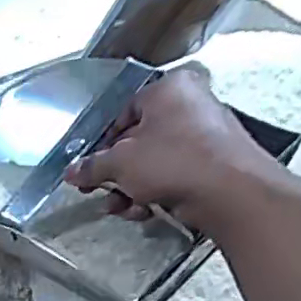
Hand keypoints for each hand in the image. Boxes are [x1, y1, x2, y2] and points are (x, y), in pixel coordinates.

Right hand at [63, 67, 294, 235]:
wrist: (229, 190)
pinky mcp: (210, 161)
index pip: (122, 112)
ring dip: (127, 189)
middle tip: (96, 191)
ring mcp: (203, 133)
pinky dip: (152, 192)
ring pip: (149, 162)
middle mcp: (189, 104)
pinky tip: (144, 210)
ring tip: (121, 207)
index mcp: (169, 90)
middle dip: (113, 172)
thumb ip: (90, 166)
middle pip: (135, 141)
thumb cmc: (171, 162)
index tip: (87, 166)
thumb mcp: (117, 164)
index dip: (100, 142)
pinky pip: (169, 174)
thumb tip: (72, 172)